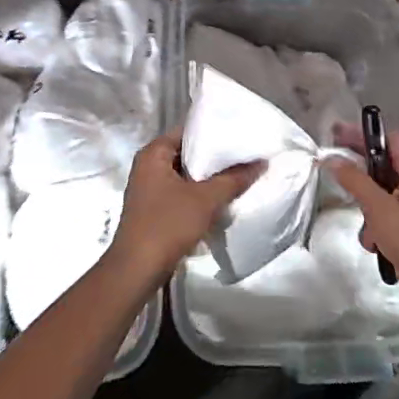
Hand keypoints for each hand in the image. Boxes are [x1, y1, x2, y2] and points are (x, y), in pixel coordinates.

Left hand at [111, 130, 260, 282]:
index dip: (214, 131)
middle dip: (215, 157)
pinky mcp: (154, 209)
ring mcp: (149, 188)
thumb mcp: (206, 199)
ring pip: (186, 175)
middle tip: (245, 154)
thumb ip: (234, 179)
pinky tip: (222, 199)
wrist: (138, 268)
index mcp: (153, 153)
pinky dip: (199, 195)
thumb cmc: (168, 224)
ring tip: (239, 175)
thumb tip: (261, 162)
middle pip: (187, 153)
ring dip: (208, 178)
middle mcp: (148, 166)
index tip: (240, 134)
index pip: (187, 131)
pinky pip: (181, 193)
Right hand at [324, 125, 398, 328]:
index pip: (392, 140)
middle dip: (361, 172)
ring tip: (367, 229)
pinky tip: (375, 244)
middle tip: (333, 167)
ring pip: (385, 192)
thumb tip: (331, 158)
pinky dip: (378, 224)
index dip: (365, 135)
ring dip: (369, 207)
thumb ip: (355, 181)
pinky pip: (390, 213)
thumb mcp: (379, 210)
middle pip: (387, 165)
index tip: (338, 134)